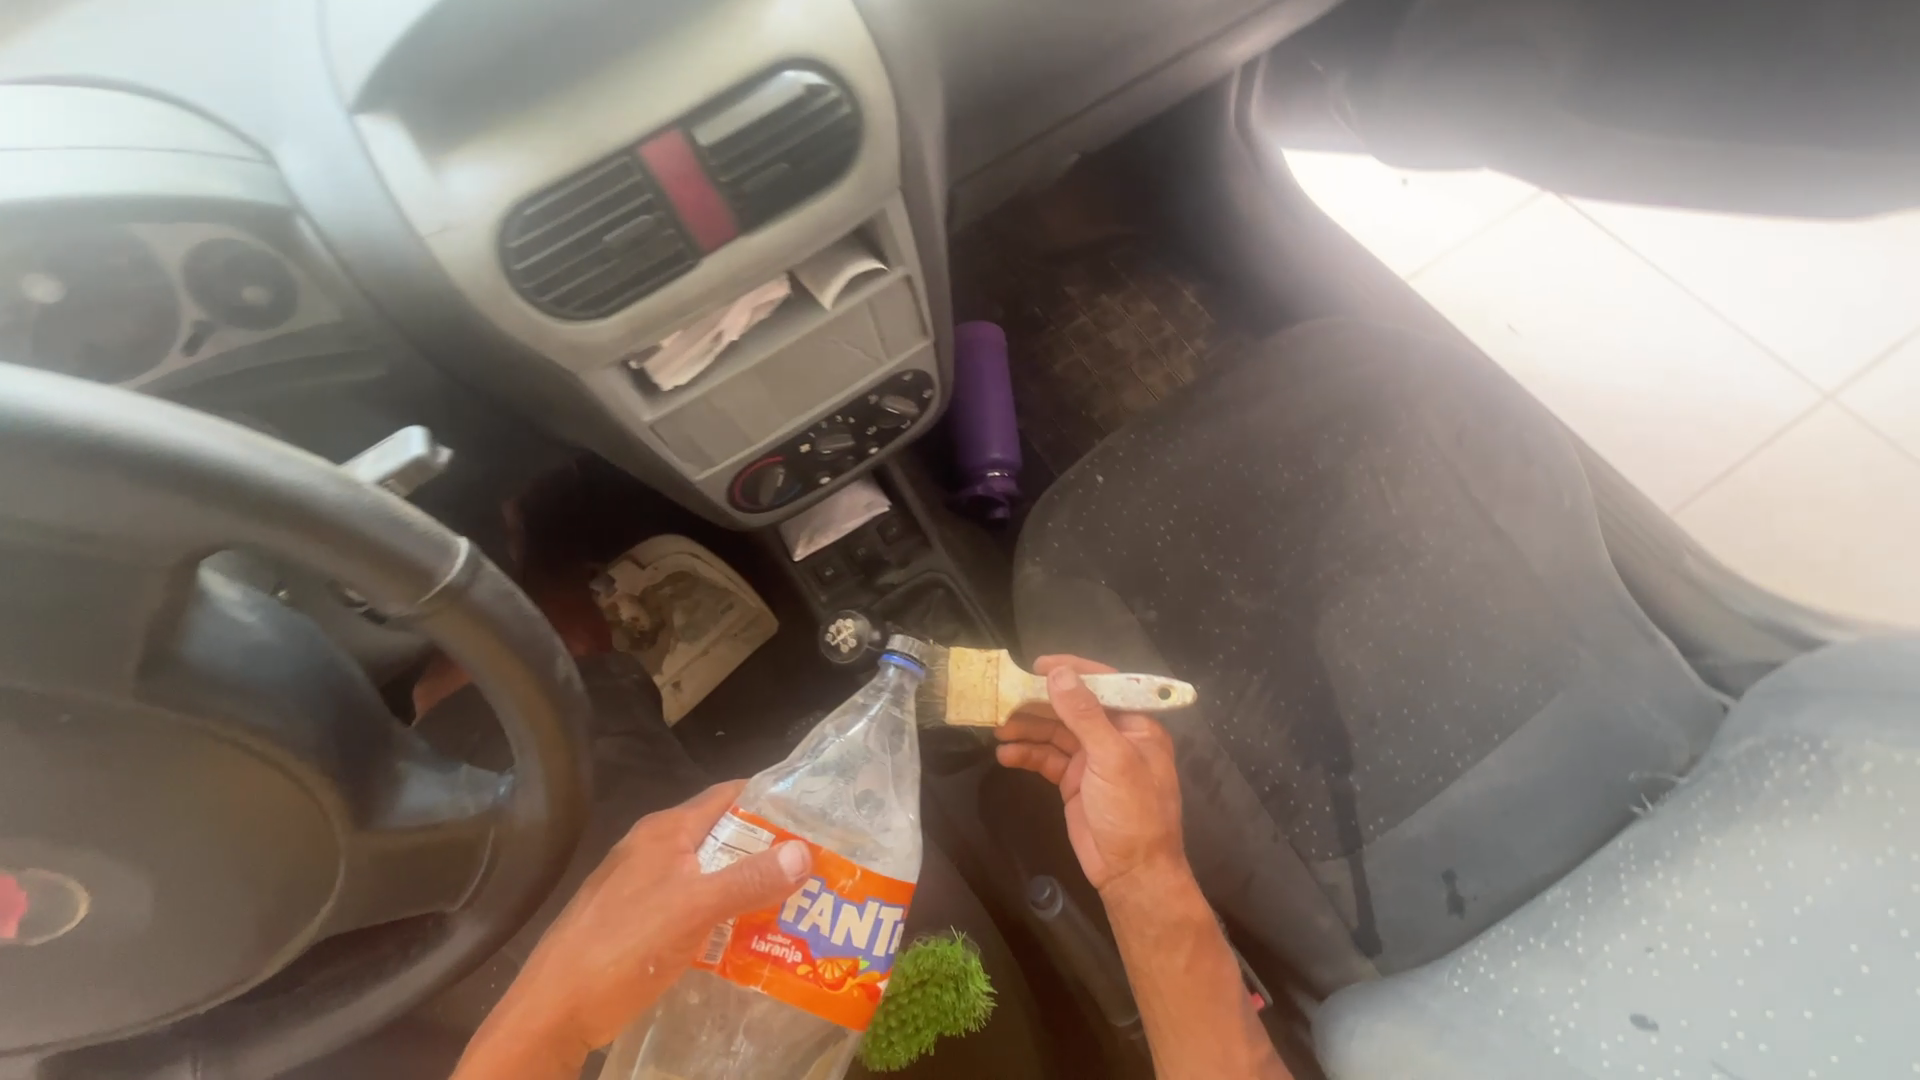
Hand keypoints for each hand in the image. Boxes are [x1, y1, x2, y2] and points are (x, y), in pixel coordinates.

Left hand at [455, 781, 811, 1075]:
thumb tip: (805, 852)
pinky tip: (744, 936)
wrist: (548, 1017)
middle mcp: (652, 848)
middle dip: (766, 849)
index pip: (729, 795)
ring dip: (745, 884)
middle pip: (722, 836)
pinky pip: (690, 904)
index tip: (812, 814)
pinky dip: (721, 913)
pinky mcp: (634, 921)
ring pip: (707, 873)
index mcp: (665, 830)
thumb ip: (750, 879)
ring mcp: (640, 886)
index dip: (771, 799)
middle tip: (812, 865)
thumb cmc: (622, 948)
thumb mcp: (695, 909)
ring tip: (791, 901)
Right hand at [994, 656, 1184, 895]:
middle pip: (1071, 708)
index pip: (1103, 685)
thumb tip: (1058, 673)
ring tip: (997, 726)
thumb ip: (1084, 714)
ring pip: (1055, 733)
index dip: (1072, 671)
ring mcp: (1092, 759)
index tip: (1037, 665)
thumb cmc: (1134, 812)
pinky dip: (1026, 754)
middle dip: (1039, 703)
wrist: (1132, 874)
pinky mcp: (1074, 781)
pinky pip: (1047, 759)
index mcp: (1135, 725)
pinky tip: (1005, 754)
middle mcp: (1113, 736)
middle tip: (1004, 696)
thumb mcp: (1111, 758)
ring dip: (1027, 728)